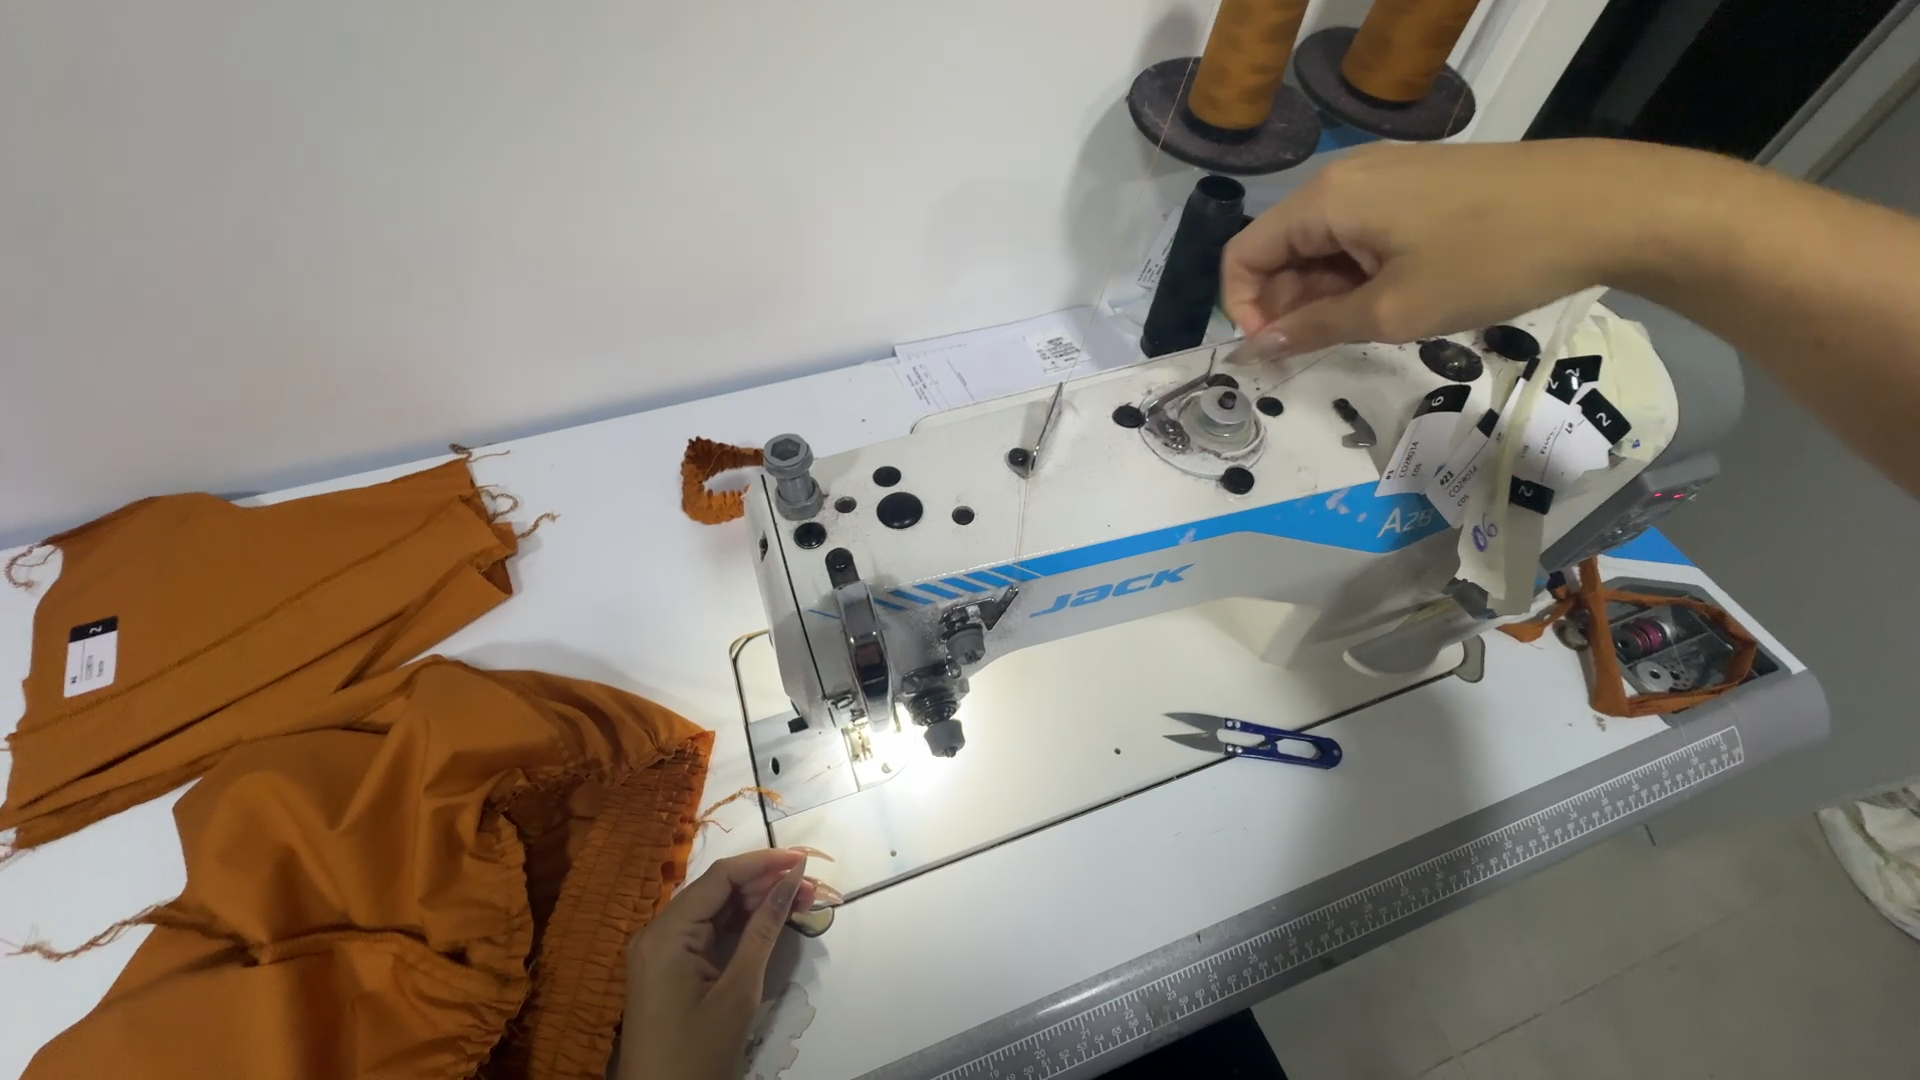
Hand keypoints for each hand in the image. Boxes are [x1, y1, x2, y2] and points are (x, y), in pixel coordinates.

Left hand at [622, 850, 820, 1079]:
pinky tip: (773, 918)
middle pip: (718, 890)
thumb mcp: (738, 991)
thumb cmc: (697, 1056)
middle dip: (766, 882)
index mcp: (666, 933)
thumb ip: (764, 929)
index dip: (764, 862)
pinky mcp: (670, 967)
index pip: (720, 877)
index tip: (802, 859)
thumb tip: (792, 880)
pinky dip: (741, 924)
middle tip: (810, 885)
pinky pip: (709, 931)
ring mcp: (662, 950)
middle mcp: (658, 932)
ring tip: (801, 899)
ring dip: (757, 901)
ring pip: (716, 908)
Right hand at [1220, 138, 1708, 353]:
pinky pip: (1357, 237)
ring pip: (1319, 248)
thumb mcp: (1393, 310)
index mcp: (1326, 200)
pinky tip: (1391, 302)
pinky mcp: (1414, 187)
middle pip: (1279, 251)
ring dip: (1325, 295)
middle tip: (1323, 348)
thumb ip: (1313, 329)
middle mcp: (1342, 180)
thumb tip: (1256, 348)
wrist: (1610, 208)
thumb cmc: (1490, 260)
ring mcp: (1382, 179)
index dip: (1243, 308)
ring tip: (1368, 328)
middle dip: (1286, 305)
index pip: (1243, 255)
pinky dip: (1356, 276)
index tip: (1276, 350)